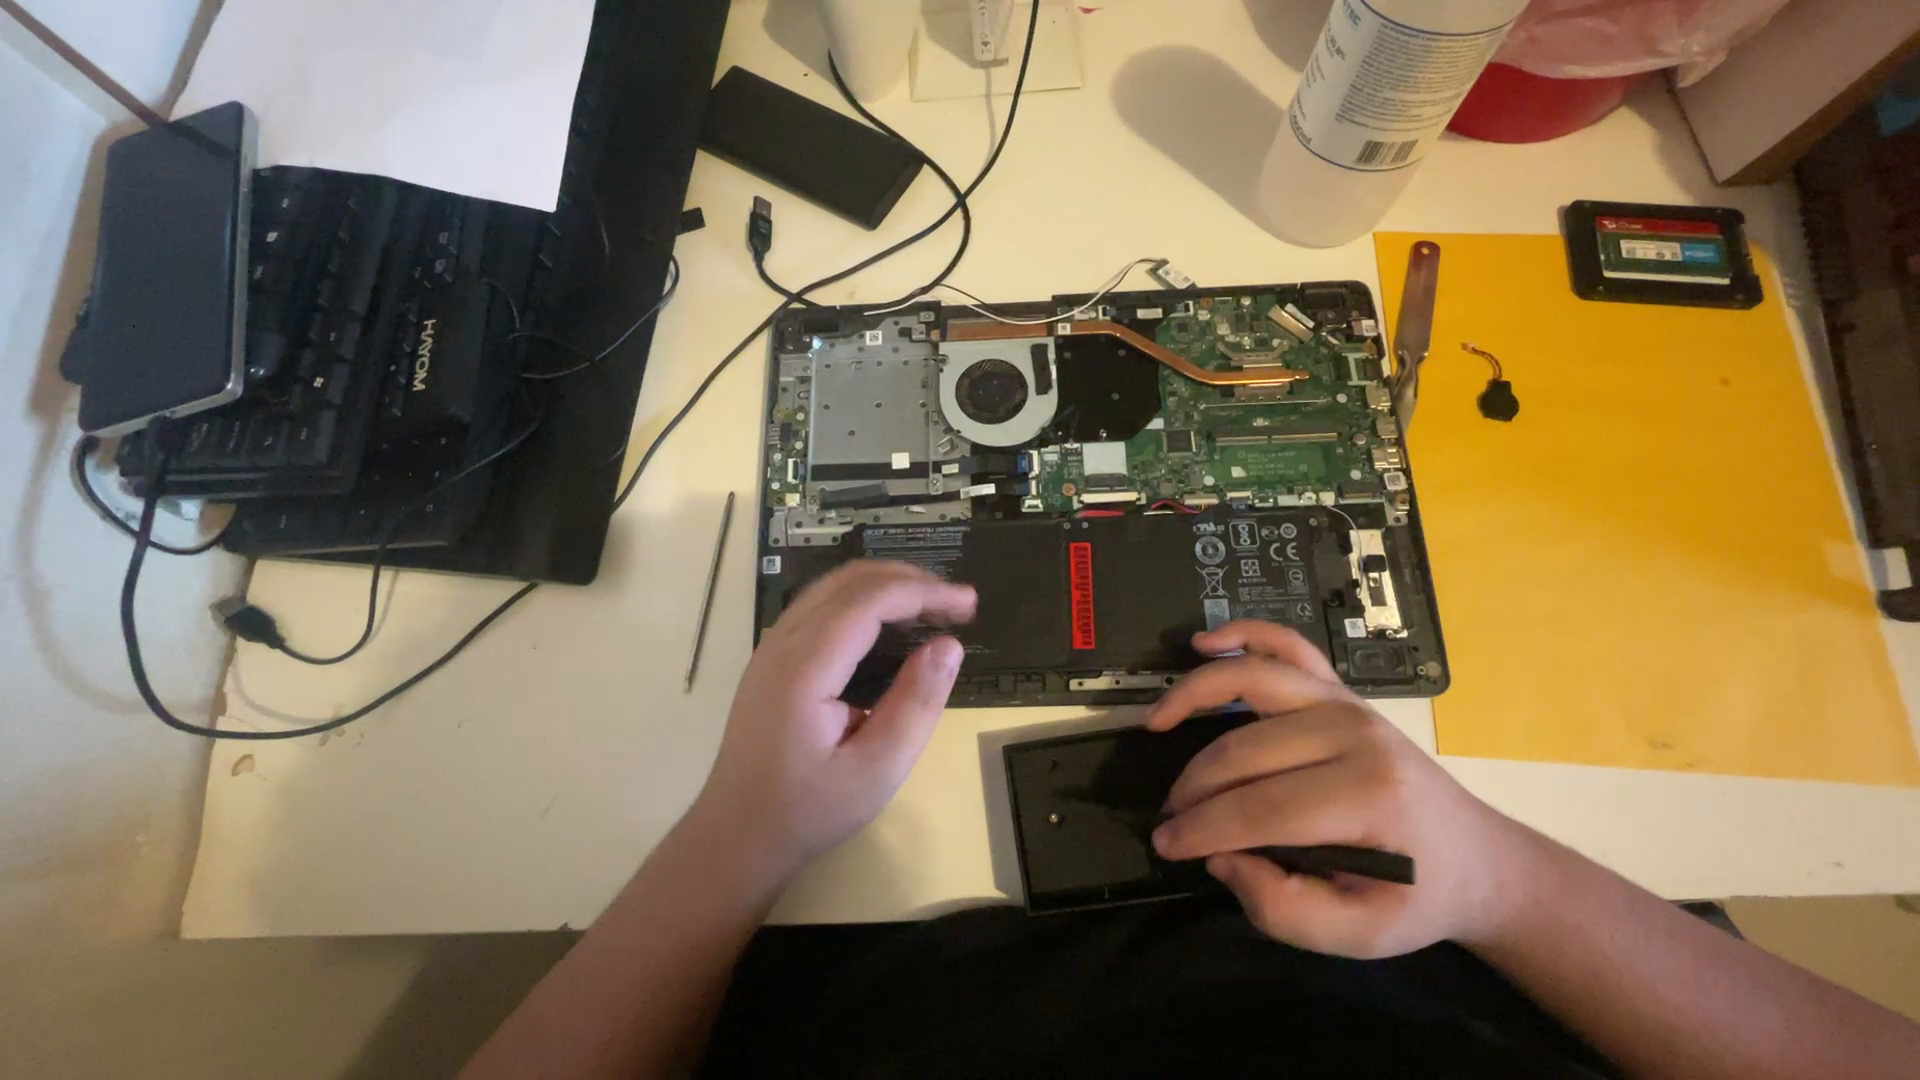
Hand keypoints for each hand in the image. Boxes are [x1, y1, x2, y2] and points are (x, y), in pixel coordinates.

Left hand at [691, 559, 976, 880]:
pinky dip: (864, 600)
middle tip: (959, 604)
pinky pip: (821, 606)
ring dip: (887, 586)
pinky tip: (890, 623)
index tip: (970, 604)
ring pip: (834, 587)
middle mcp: (783, 642)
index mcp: (805, 666)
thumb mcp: (877, 770)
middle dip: (911, 581)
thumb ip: (916, 704)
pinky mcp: (772, 658)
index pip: (870, 600)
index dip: (925, 592)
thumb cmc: (809, 809)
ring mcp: (772, 647)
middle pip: (851, 581)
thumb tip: (949, 646)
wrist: (737, 835)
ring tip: (933, 606)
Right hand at [1146, 621, 1528, 958]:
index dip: (1201, 830)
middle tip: (1168, 821)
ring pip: (1252, 680)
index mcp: (1368, 797)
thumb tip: (1222, 858)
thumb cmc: (1417, 897)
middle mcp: (1355, 735)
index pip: (1259, 809)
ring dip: (1193, 696)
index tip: (1165, 847)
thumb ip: (1285, 910)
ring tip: (1154, 722)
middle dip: (1192, 790)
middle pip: (1244, 752)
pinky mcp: (1341, 691)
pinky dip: (1243, 634)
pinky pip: (1287, 645)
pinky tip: (1203, 642)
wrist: (1475, 857)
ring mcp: (1348, 703)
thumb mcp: (1361, 935)